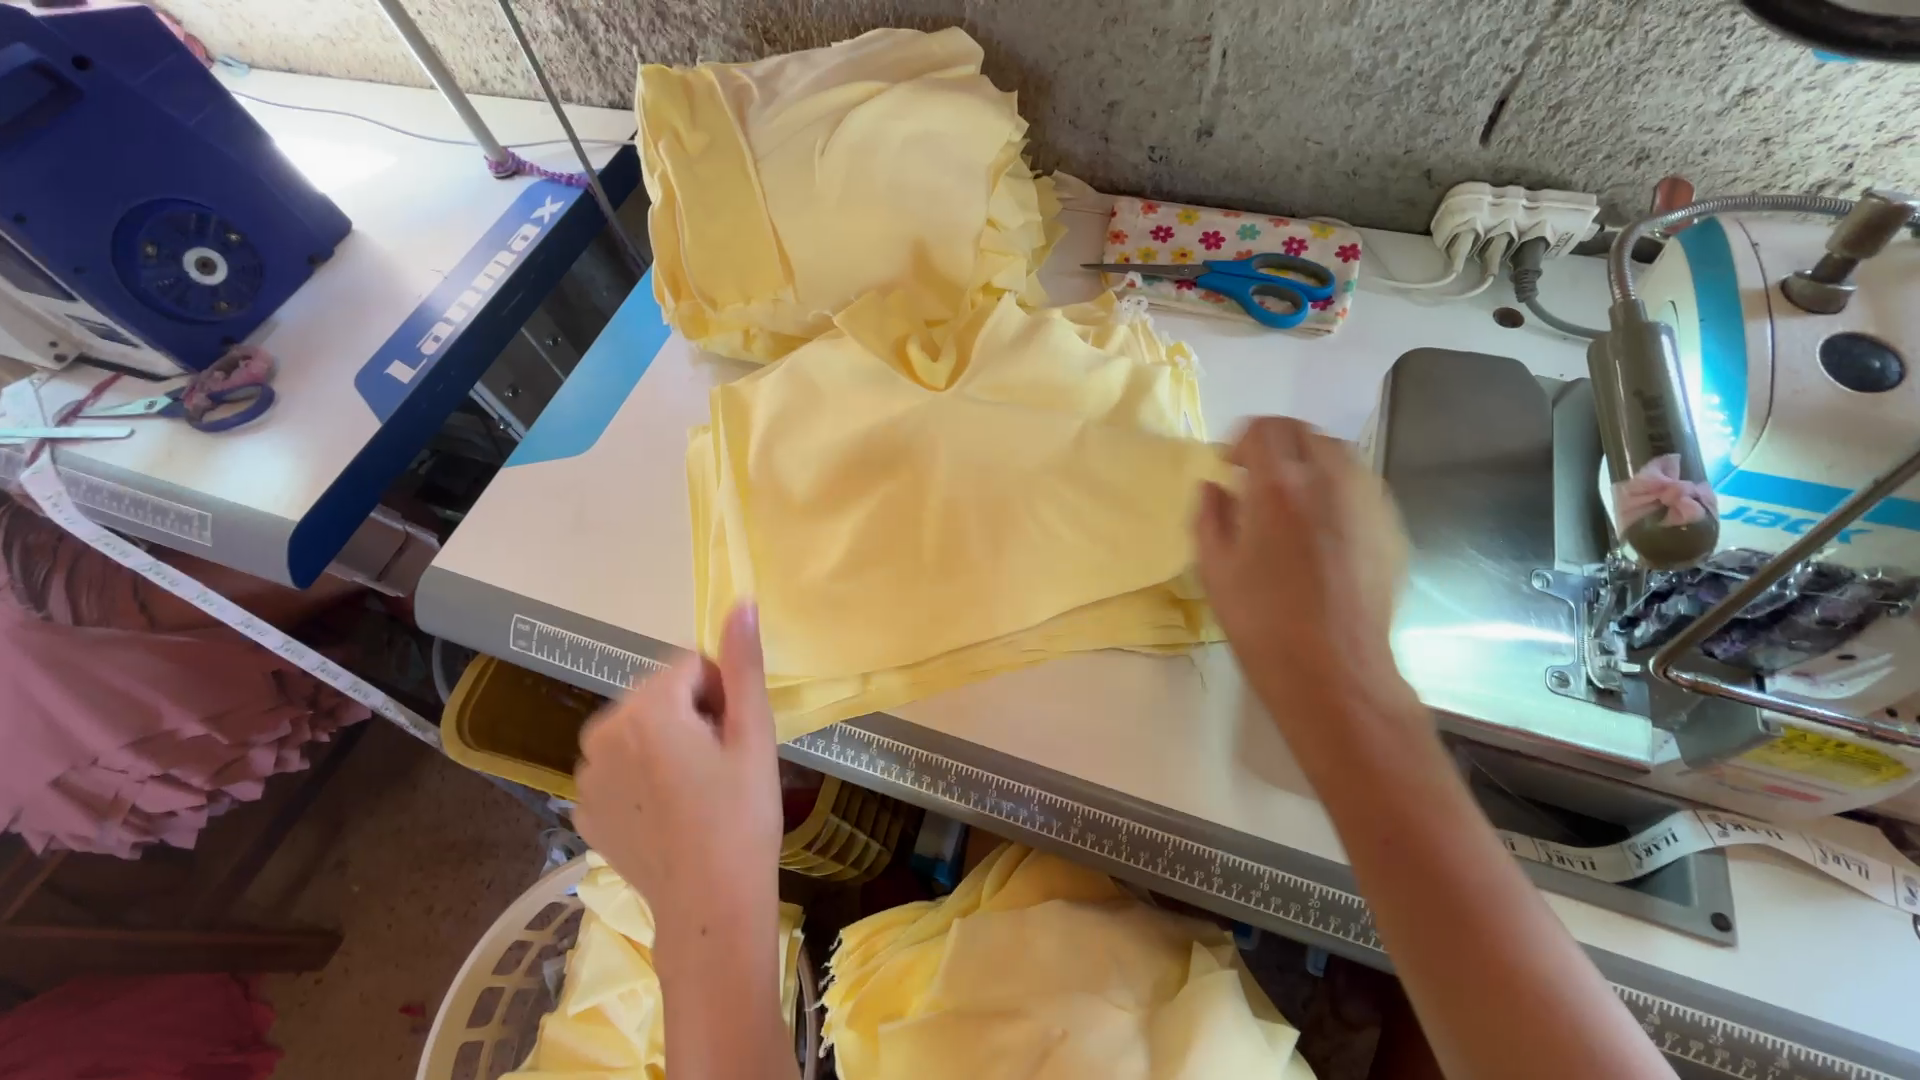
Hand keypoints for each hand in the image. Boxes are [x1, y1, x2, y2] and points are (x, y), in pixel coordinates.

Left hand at [574, 602, 782, 951]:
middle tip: (721, 767)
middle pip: (660, 694)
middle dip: (692, 715)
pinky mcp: (583, 809)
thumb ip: (743, 664)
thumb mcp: (754, 736)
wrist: (710, 907)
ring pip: (638, 728)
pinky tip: (668, 813)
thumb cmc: (743, 817)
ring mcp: (585, 775)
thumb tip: (740, 601)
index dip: (722, 695)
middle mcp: (602, 733)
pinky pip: (618, 766)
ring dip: (666, 742)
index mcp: (646, 709)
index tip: (735, 739)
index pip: (690, 666)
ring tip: (696, 790)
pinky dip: (642, 776)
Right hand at [1194, 417, 1413, 720]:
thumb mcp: (1214, 570)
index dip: (1242, 440)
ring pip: (1339, 455)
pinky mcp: (1390, 526)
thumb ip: (1209, 516)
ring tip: (1290, 502)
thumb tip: (1215, 487)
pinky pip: (1360, 486)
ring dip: (1309, 464)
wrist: (1335, 671)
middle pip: (1305, 432)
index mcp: (1280, 486)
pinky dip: (1336, 489)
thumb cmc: (1263, 623)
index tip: (1230, 466)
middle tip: (1256, 479)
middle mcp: (1330, 480)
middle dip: (1276, 446)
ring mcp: (1368, 501)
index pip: (1265, 428)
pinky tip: (1321, 529)